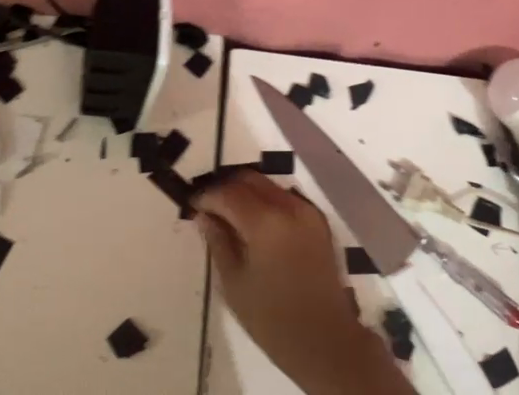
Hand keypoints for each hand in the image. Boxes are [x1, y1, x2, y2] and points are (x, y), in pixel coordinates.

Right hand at [195, 172, 412, 394]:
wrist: (325, 339)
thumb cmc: (272, 319)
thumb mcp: (234, 283)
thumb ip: (218, 242)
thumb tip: (204, 215)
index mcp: (265, 222)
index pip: (228, 193)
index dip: (206, 196)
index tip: (193, 206)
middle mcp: (289, 207)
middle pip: (250, 179)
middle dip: (226, 188)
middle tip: (209, 208)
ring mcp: (307, 211)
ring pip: (269, 185)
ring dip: (247, 192)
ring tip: (229, 215)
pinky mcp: (318, 221)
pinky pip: (286, 198)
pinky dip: (266, 201)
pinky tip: (255, 224)